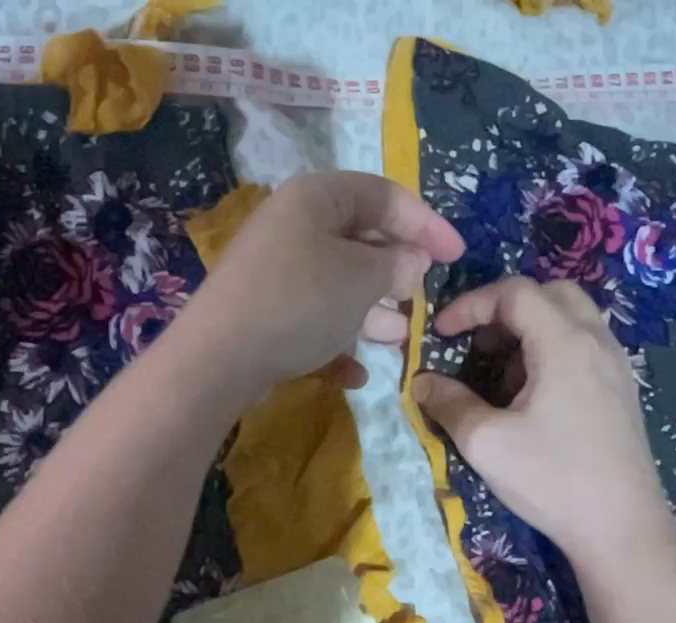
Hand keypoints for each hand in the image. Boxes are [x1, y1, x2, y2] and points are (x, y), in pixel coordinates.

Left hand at [167, 172, 463, 400]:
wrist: (218, 359)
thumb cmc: (299, 302)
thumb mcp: (361, 279)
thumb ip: (396, 265)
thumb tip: (410, 262)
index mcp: (315, 198)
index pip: (384, 196)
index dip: (426, 224)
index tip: (456, 257)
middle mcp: (292, 227)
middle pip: (358, 242)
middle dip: (394, 275)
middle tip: (418, 299)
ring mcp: (273, 273)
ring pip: (336, 286)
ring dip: (370, 313)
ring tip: (397, 338)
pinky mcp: (262, 314)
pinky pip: (310, 320)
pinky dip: (334, 343)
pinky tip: (354, 374)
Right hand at [412, 277, 673, 565]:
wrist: (620, 525)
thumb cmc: (551, 478)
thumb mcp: (486, 442)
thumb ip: (450, 404)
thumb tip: (422, 382)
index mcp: (564, 342)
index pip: (515, 293)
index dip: (470, 304)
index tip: (440, 334)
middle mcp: (596, 342)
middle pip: (550, 295)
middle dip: (504, 309)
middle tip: (475, 343)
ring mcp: (615, 366)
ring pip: (571, 320)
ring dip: (529, 331)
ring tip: (499, 373)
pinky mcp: (621, 392)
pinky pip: (583, 348)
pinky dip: (550, 352)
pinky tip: (530, 398)